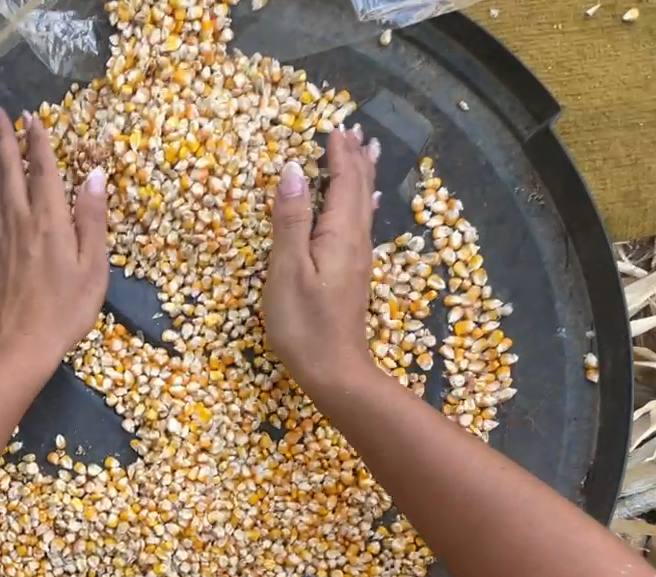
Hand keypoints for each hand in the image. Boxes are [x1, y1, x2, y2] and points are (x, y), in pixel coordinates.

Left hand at [0, 103, 107, 373]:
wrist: (24, 344)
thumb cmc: (67, 310)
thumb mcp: (94, 267)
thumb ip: (92, 219)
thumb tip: (94, 175)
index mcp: (50, 220)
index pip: (43, 169)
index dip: (38, 141)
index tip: (31, 117)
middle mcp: (19, 220)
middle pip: (8, 170)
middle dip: (1, 138)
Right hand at [263, 125, 380, 389]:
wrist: (333, 369)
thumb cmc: (304, 324)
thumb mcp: (288, 271)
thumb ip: (290, 221)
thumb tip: (293, 171)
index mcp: (340, 234)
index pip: (343, 181)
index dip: (338, 154)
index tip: (332, 128)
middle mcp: (355, 241)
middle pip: (359, 190)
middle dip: (355, 159)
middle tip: (354, 132)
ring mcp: (357, 260)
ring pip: (364, 206)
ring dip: (363, 178)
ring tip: (367, 154)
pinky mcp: (353, 277)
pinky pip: (361, 226)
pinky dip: (362, 205)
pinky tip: (366, 208)